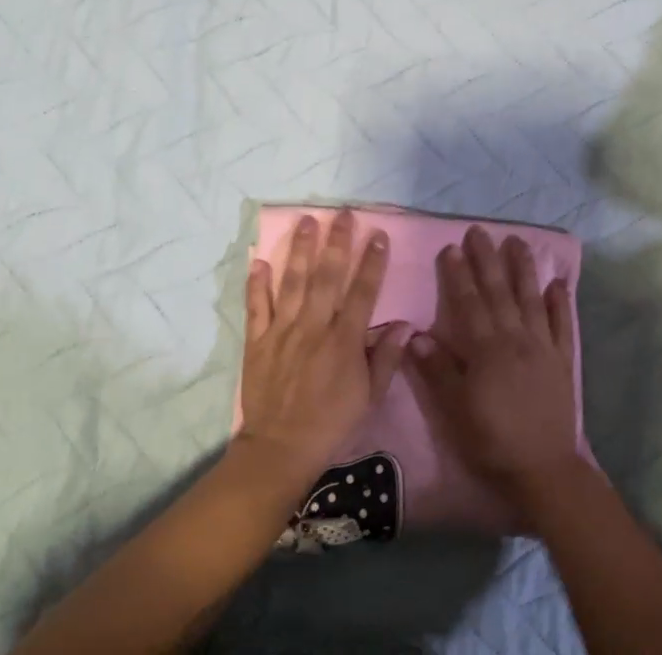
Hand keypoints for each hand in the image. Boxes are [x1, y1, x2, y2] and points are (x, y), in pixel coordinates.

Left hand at [237, 211, 411, 478]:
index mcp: (345, 341)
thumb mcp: (370, 397)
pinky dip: (257, 283)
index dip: (372, 262)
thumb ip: (386, 358)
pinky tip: (260, 260)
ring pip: (292, 282)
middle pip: (327, 276)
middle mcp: (314, 327)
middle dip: (336, 242)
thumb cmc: (332, 424)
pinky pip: (257, 306)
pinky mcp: (257, 341)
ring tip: (305, 221)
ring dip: (299, 250)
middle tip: (341, 214)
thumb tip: (405, 325)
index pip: (363, 292)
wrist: (282, 447)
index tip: (378, 234)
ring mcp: (282, 331)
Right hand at [409, 226, 582, 502]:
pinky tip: (557, 283)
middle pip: (499, 292)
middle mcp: (515, 339)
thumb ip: (437, 369)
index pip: (468, 303)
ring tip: (517, 241)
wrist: (542, 468)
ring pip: (531, 299)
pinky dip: (560, 302)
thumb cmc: (491, 439)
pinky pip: (563, 325)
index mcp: (486, 350)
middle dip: (488, 260)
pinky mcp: (563, 361)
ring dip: (523, 269)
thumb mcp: (454, 408)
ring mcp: (543, 347)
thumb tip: (414, 334)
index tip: (451, 248)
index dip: (458, 275)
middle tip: (480, 231)